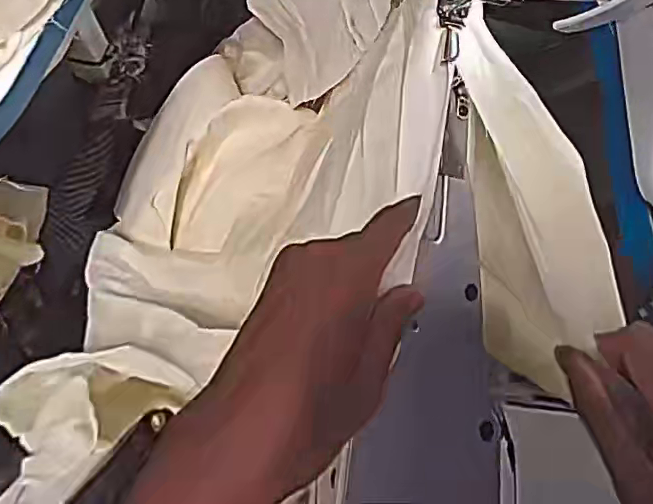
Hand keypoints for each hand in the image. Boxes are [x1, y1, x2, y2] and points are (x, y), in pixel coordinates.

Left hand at [129, 198, 424, 503]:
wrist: (237, 440)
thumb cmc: (298, 415)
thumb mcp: (372, 376)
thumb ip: (393, 322)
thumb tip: (404, 298)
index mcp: (350, 271)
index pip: (389, 225)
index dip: (407, 216)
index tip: (415, 211)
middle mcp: (316, 261)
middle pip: (361, 246)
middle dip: (377, 269)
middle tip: (391, 303)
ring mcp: (287, 272)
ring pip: (333, 260)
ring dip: (347, 282)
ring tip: (352, 334)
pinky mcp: (268, 289)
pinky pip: (310, 273)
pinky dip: (323, 291)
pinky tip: (326, 335)